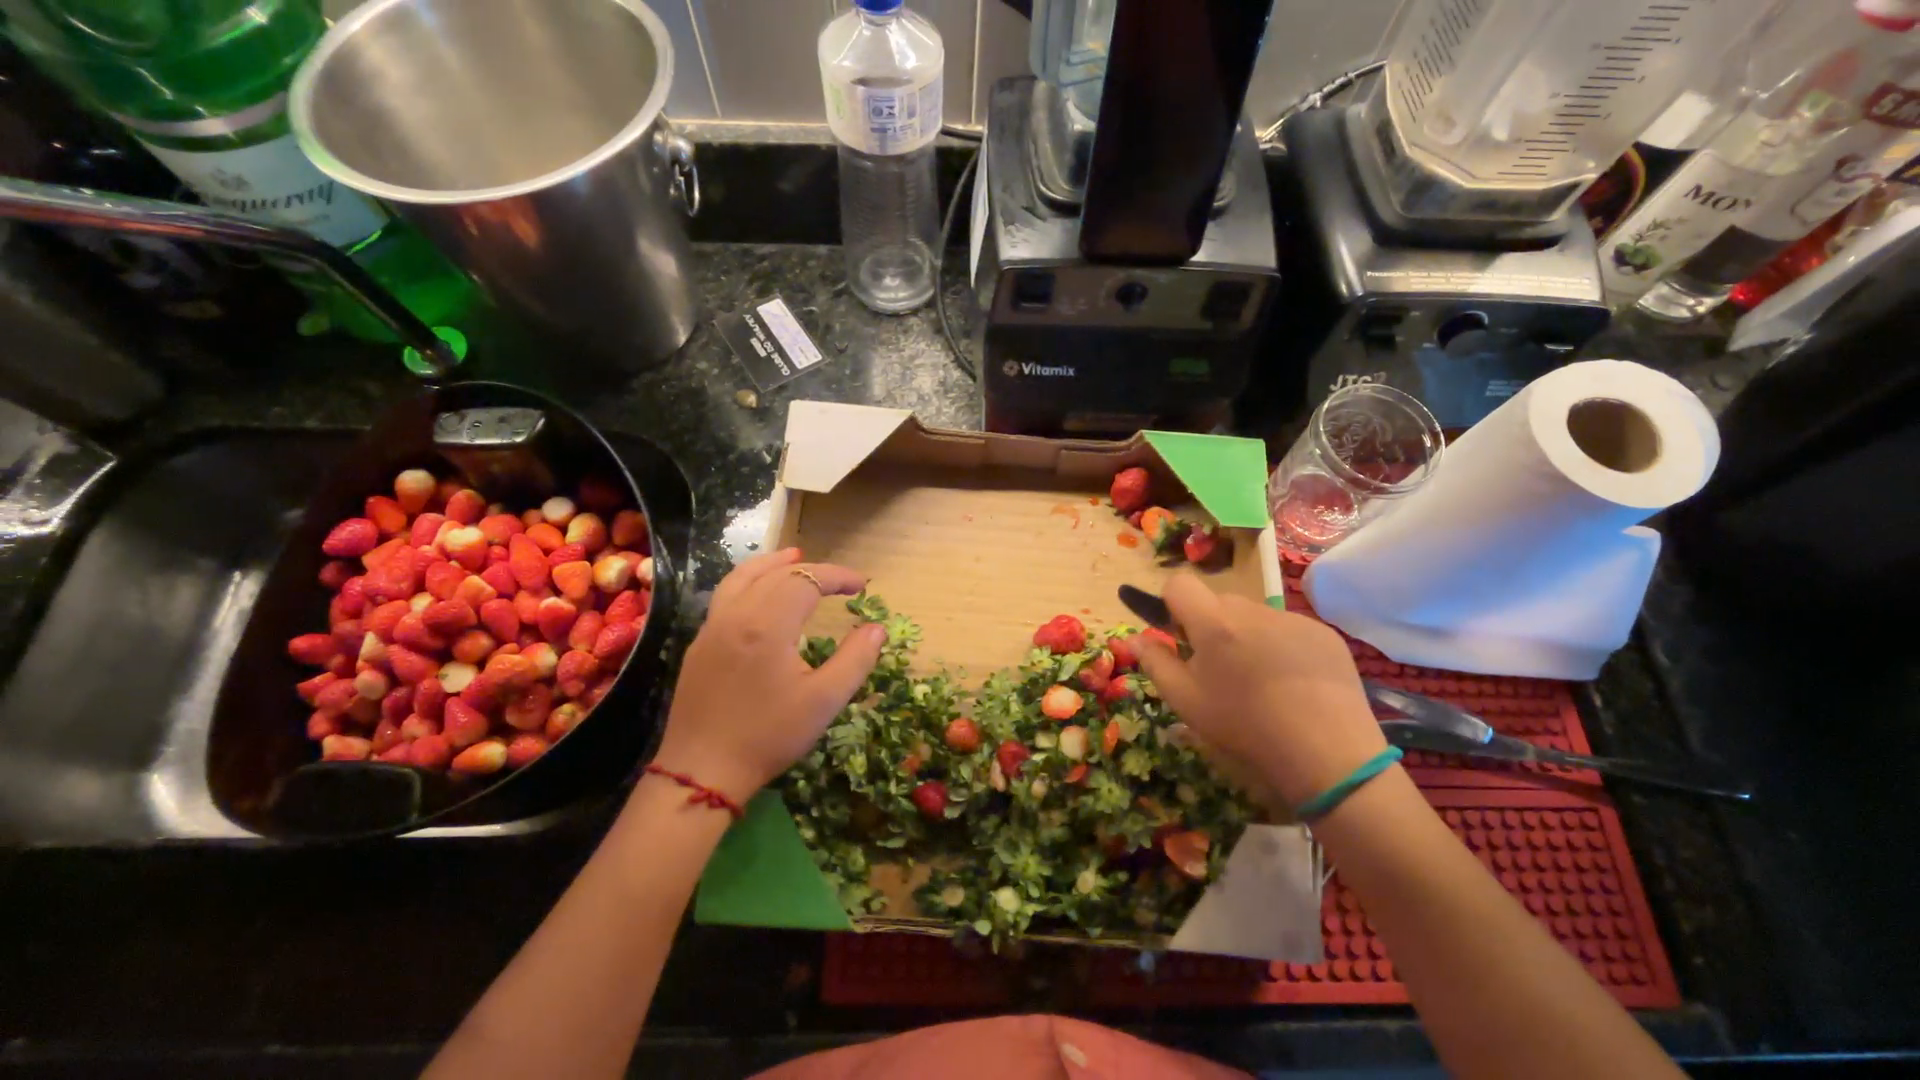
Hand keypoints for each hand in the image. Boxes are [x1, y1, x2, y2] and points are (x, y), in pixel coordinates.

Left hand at [649, 549, 885, 802]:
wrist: (703, 770)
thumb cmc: (769, 736)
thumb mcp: (824, 702)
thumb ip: (855, 660)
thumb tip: (877, 628)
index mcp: (768, 624)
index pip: (806, 580)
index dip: (837, 576)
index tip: (863, 585)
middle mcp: (736, 615)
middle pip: (775, 574)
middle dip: (811, 569)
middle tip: (839, 580)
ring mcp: (712, 628)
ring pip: (741, 578)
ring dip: (771, 565)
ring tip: (793, 558)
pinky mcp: (699, 645)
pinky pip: (725, 597)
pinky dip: (748, 582)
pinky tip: (759, 597)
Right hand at [1135, 570, 1387, 807]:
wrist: (1327, 751)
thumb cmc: (1244, 726)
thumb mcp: (1186, 702)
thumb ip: (1155, 663)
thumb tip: (1135, 638)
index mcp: (1214, 622)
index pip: (1179, 584)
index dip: (1172, 605)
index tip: (1178, 637)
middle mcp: (1253, 609)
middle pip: (1219, 602)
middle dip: (1211, 626)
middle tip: (1218, 671)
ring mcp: (1293, 619)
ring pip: (1255, 617)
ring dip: (1247, 637)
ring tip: (1261, 683)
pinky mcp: (1324, 634)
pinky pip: (1290, 630)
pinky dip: (1283, 648)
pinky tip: (1293, 686)